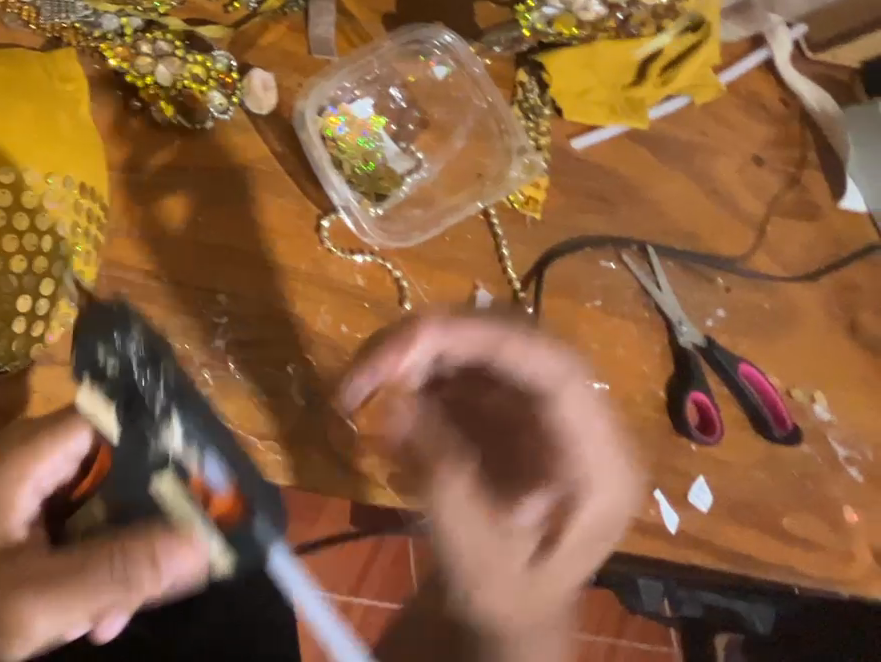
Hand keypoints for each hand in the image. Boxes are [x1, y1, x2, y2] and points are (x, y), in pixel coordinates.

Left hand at [0, 410, 209, 661]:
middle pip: (126, 464)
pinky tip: (94, 619)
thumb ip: (120, 570)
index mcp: (35, 450)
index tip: (213, 488)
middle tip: (162, 579)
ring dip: (126, 563)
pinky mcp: (49, 518)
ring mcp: (46, 485)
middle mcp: (44, 454)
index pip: (117, 417)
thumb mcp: (46, 596)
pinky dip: (107, 574)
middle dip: (146, 526)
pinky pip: (100, 531)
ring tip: (106, 618)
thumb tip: (204, 542)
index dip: (167, 443)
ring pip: (119, 505)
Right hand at [339, 318, 642, 649]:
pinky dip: (400, 368)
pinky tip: (369, 396)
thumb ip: (443, 474)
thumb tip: (398, 400)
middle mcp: (569, 418)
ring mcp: (529, 406)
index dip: (480, 343)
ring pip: (469, 343)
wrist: (503, 606)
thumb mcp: (474, 549)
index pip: (554, 371)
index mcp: (594, 460)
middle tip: (365, 370)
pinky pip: (446, 361)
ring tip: (354, 387)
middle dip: (428, 343)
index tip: (403, 353)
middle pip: (505, 342)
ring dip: (404, 353)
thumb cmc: (501, 589)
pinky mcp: (493, 401)